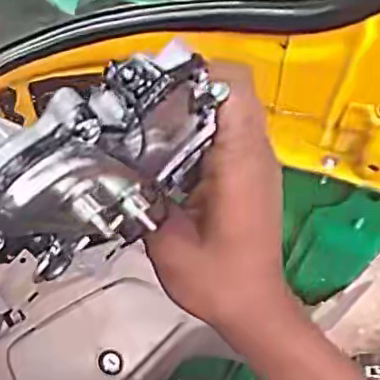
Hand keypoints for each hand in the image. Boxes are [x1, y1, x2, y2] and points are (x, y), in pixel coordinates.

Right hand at [146, 61, 298, 344]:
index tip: (155, 82)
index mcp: (241, 164)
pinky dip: (192, 136)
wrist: (253, 307)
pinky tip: (164, 159)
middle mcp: (255, 156)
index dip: (191, 72)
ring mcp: (255, 164)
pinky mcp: (248, 176)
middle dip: (180, 89)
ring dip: (185, 113)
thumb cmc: (223, 284)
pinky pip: (222, 136)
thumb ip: (144, 199)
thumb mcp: (168, 244)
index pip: (230, 85)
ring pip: (223, 110)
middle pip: (225, 89)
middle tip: (143, 104)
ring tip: (149, 129)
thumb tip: (123, 172)